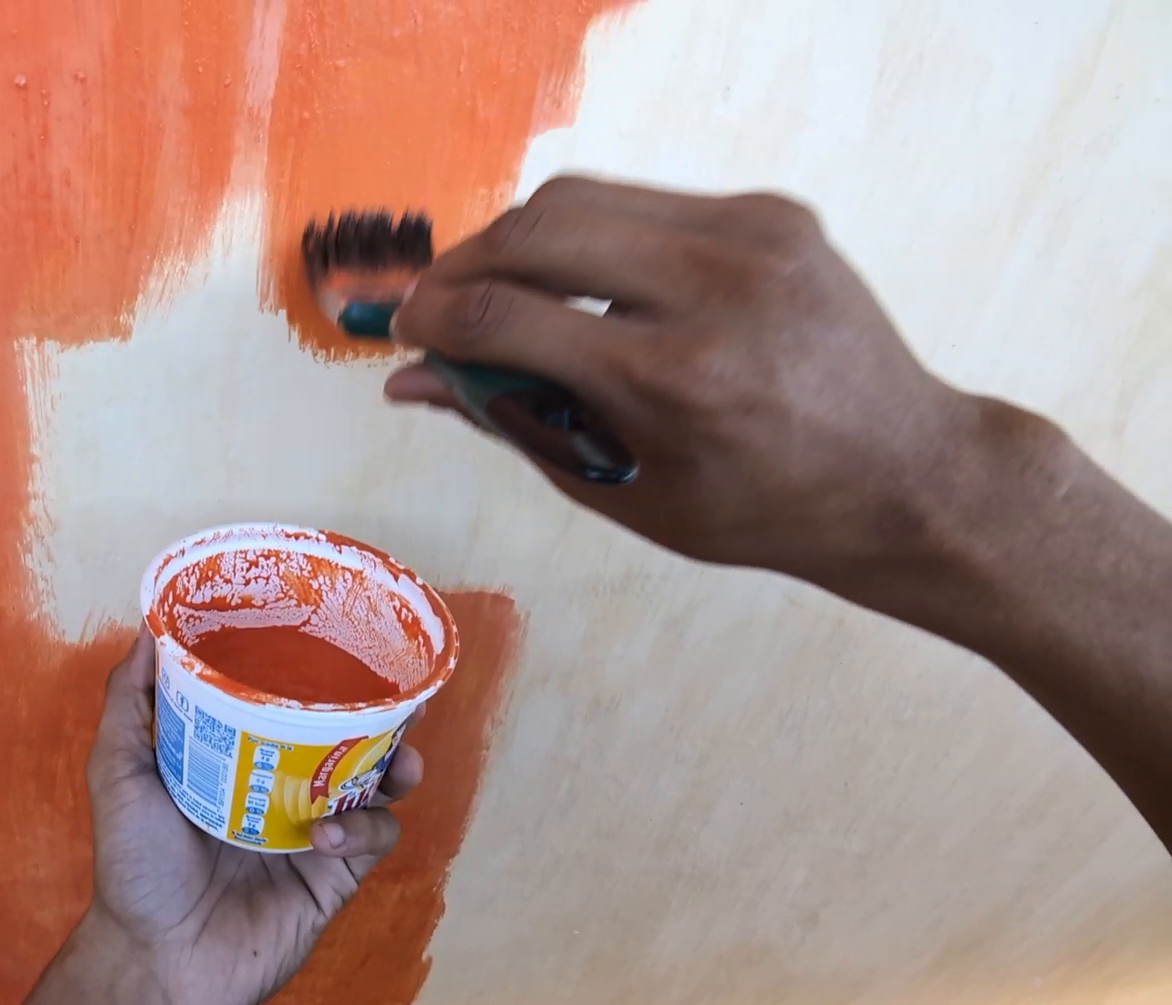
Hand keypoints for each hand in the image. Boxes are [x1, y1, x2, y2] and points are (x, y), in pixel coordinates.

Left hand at [0, 634, 422, 1004]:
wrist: (155, 961)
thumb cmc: (133, 863)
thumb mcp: (118, 771)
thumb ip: (128, 703)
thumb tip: (148, 632)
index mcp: (238, 760)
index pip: (284, 707)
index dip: (309, 679)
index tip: (326, 645)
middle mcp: (279, 789)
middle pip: (339, 741)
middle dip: (372, 719)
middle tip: (391, 700)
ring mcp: (309, 833)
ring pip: (371, 787)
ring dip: (393, 768)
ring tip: (399, 757)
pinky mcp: (332, 877)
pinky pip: (372, 841)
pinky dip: (365, 829)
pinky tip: (329, 834)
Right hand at [388, 175, 1011, 587]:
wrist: (900, 471)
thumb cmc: (742, 508)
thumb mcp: (608, 484)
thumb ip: (506, 416)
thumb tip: (410, 381)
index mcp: (668, 378)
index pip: (505, 316)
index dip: (432, 317)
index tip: (401, 330)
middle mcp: (711, 284)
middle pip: (533, 231)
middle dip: (456, 266)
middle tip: (427, 306)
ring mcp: (748, 232)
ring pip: (574, 199)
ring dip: (505, 244)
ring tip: (482, 292)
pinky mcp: (765, 210)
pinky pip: (628, 205)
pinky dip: (570, 239)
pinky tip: (561, 283)